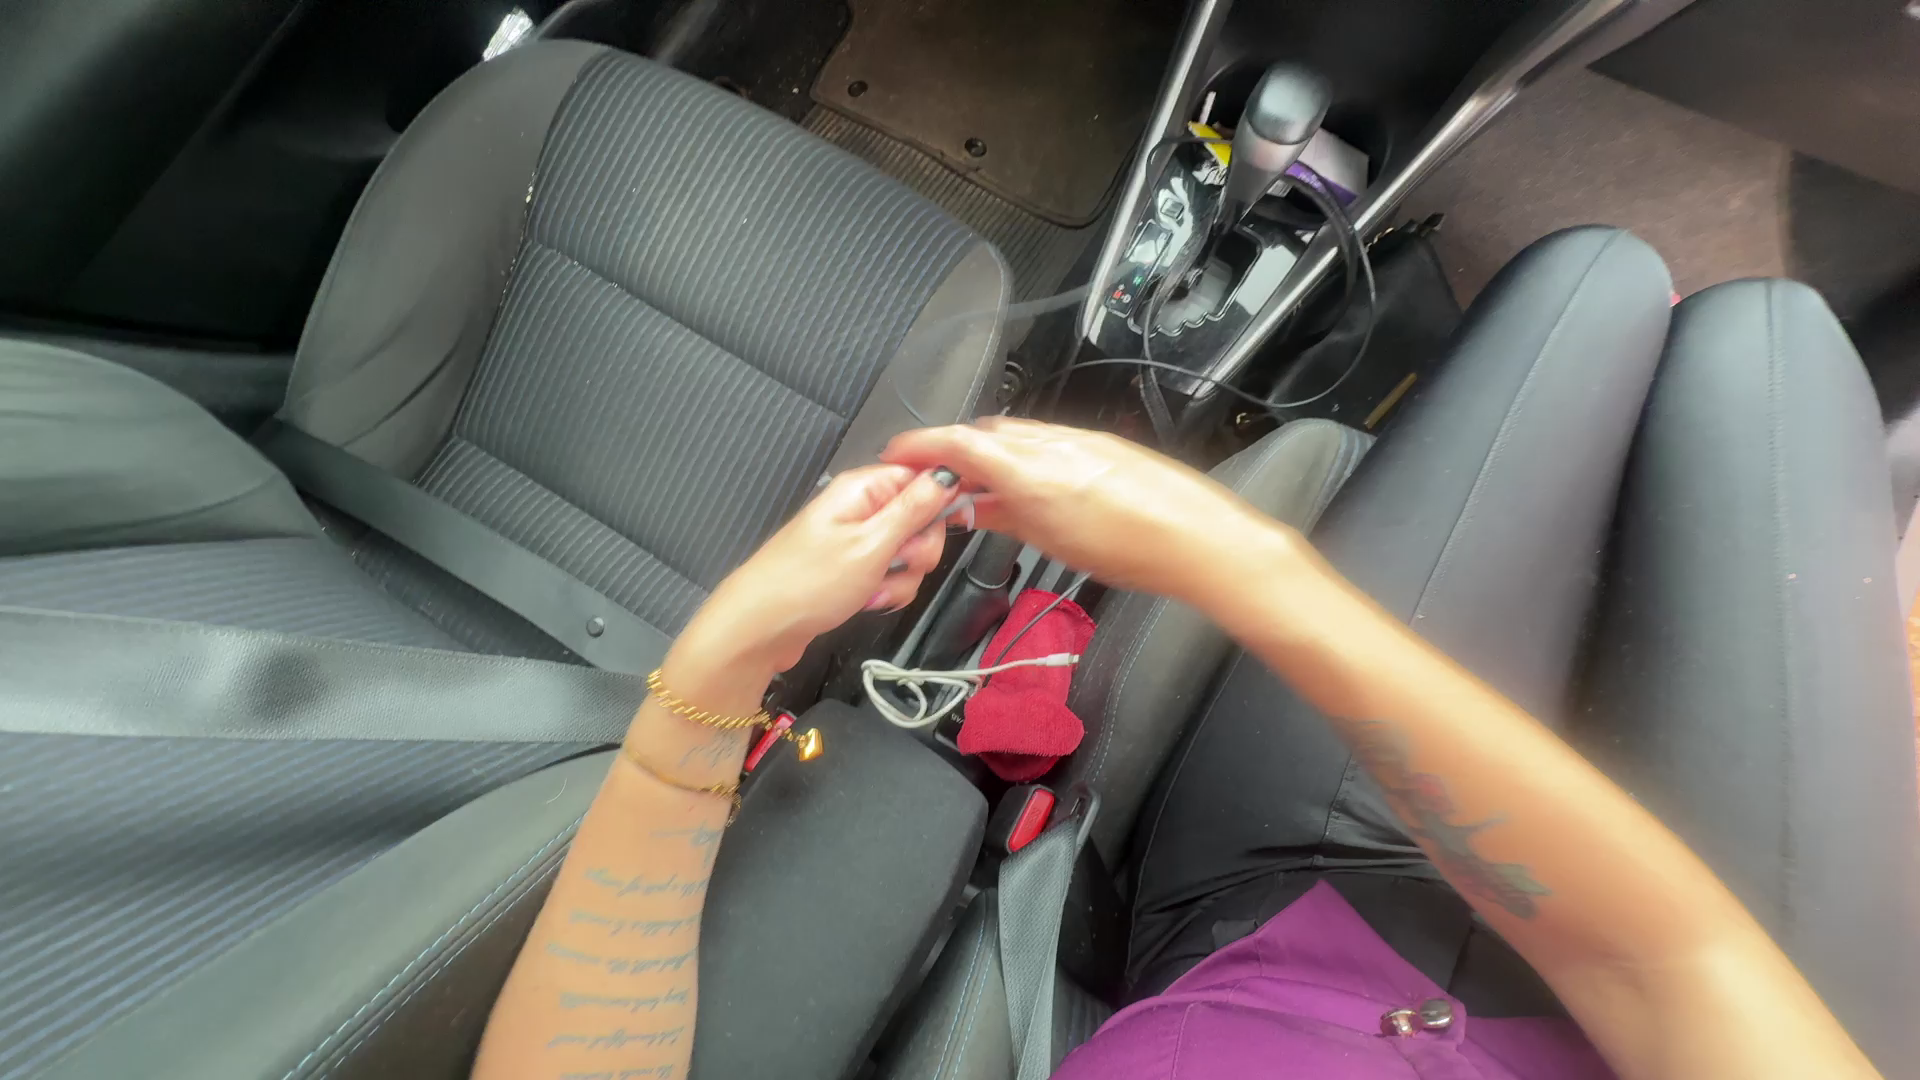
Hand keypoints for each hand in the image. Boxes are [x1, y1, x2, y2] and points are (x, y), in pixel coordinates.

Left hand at [674, 465, 959, 679]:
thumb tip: (948, 473)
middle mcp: (862, 509)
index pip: (921, 476)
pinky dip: (887, 592)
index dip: (941, 499)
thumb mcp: (871, 544)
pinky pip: (890, 575)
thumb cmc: (810, 582)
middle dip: (919, 549)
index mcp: (864, 489)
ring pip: (909, 553)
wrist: (760, 630)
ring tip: (874, 590)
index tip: (948, 526)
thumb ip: (914, 508)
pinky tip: (868, 602)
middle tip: (897, 563)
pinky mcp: (855, 570)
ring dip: (903, 577)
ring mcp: (857, 541)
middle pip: (920, 518)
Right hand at [882, 417, 1299, 604]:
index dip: (920, 445)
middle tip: (937, 479)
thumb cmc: (1136, 550)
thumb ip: (1007, 517)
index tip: (898, 454)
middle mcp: (1052, 444)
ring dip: (986, 455)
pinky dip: (1019, 457)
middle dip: (951, 451)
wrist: (1200, 540)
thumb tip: (976, 508)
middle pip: (983, 433)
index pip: (959, 442)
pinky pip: (1043, 442)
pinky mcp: (1099, 444)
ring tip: (978, 488)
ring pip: (1013, 436)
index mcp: (1033, 471)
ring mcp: (1078, 440)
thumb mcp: (1054, 543)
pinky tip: (1022, 483)